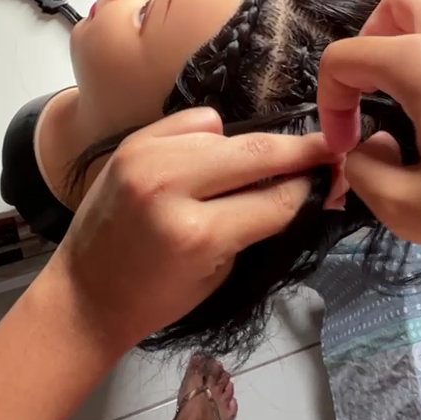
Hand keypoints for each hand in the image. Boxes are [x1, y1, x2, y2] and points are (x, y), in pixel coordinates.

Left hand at [45, 108, 336, 354]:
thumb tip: (310, 189)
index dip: (312, 188)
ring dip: (253, 149)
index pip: (276, 199)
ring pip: (228, 133)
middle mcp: (170, 186)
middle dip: (300, 151)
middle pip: (258, 153)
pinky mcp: (133, 141)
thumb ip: (261, 226)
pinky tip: (213, 155)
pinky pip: (194, 121)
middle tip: (329, 149)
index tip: (335, 178)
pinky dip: (213, 135)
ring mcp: (148, 157)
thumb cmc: (156, 298)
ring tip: (263, 164)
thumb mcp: (220, 273)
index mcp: (197, 234)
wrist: (84, 293)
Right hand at [317, 0, 420, 296]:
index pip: (346, 57)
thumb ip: (363, 170)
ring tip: (411, 110)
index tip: (346, 148)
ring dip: (408, 50)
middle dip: (368, 45)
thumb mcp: (409, 208)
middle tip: (370, 96)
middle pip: (395, 6)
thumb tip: (369, 146)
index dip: (329, 103)